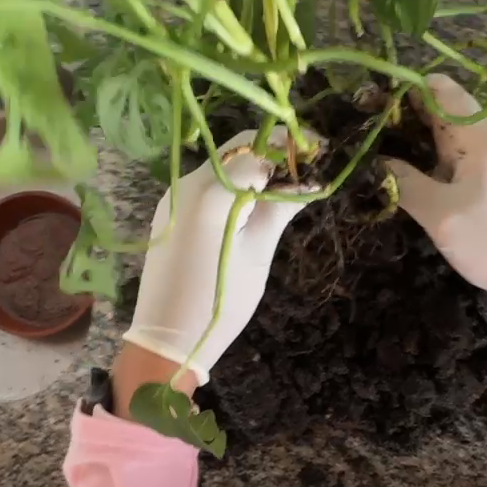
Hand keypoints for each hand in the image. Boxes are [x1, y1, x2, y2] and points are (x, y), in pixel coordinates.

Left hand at [123, 129, 311, 385]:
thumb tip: (310, 181)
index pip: (257, 149)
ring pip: (223, 164)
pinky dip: (235, 184)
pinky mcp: (171, 210)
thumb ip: (280, 208)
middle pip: (237, 149)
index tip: (319, 154)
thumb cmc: (220, 301)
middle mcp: (187, 182)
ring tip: (285, 191)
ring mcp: (175, 195)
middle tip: (305, 171)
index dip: (290, 149)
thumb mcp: (258, 253)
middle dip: (273, 153)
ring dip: (255, 168)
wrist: (168, 337)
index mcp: (210, 192)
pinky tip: (254, 205)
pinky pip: (208, 183)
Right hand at [382, 75, 486, 366]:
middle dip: (404, 116)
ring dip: (415, 140)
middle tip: (365, 135)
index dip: (402, 91)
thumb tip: (374, 159)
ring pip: (447, 132)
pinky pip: (458, 154)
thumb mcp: (440, 214)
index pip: (439, 88)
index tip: (368, 108)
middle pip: (442, 107)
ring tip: (376, 153)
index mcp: (484, 133)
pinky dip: (431, 158)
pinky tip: (407, 172)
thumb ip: (404, 180)